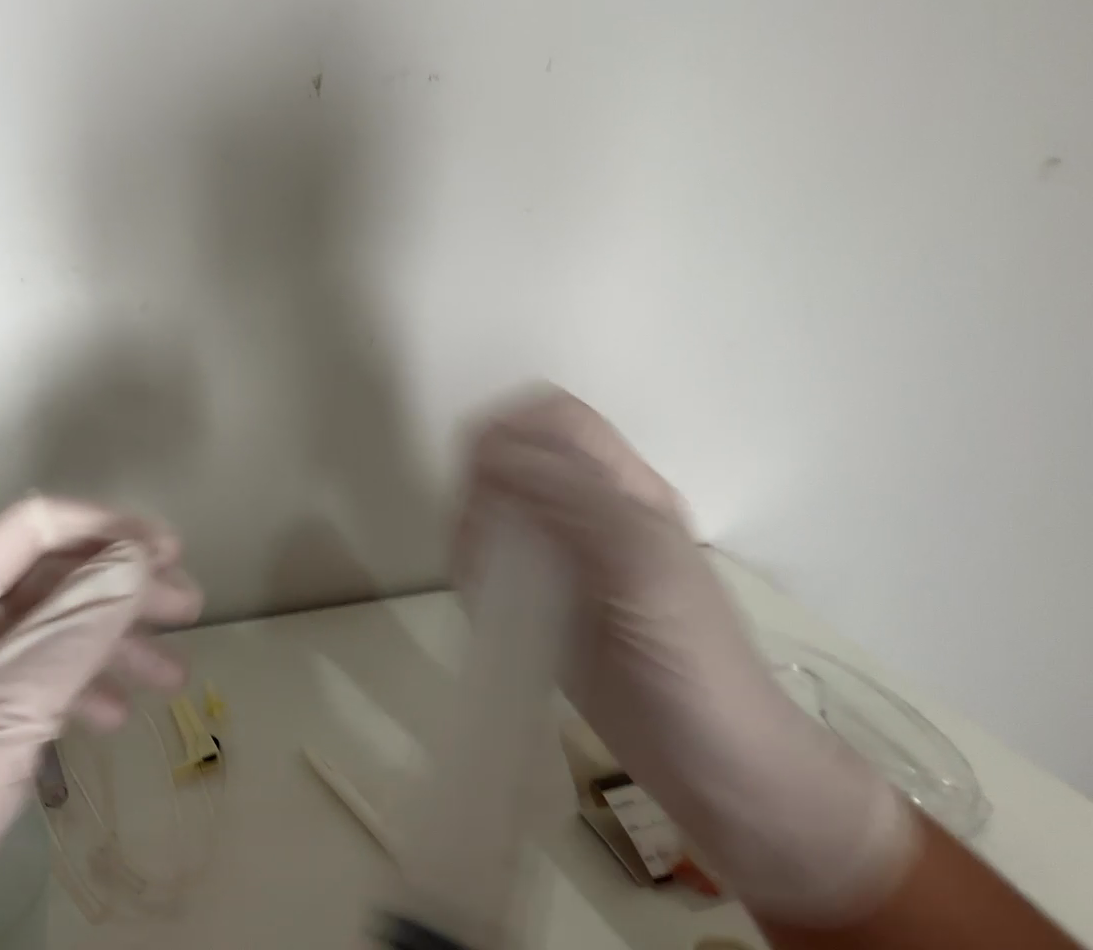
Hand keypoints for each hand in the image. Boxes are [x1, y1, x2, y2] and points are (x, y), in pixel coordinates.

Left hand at [0, 497, 200, 949]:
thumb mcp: (7, 707)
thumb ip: (73, 627)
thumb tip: (135, 558)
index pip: (27, 532)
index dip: (101, 528)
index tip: (167, 551)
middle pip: (46, 582)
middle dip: (118, 588)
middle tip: (189, 608)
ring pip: (48, 637)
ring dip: (112, 644)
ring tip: (173, 675)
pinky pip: (36, 687)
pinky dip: (81, 691)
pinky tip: (114, 717)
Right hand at [459, 388, 915, 924]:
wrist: (713, 766)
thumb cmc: (693, 659)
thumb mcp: (645, 565)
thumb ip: (576, 499)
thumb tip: (492, 451)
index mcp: (622, 489)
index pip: (553, 419)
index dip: (510, 428)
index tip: (480, 475)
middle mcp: (585, 513)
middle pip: (510, 460)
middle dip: (482, 491)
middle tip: (491, 543)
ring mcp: (560, 560)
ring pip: (488, 513)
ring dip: (473, 536)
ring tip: (496, 585)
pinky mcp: (538, 603)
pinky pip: (485, 566)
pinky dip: (473, 576)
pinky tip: (494, 610)